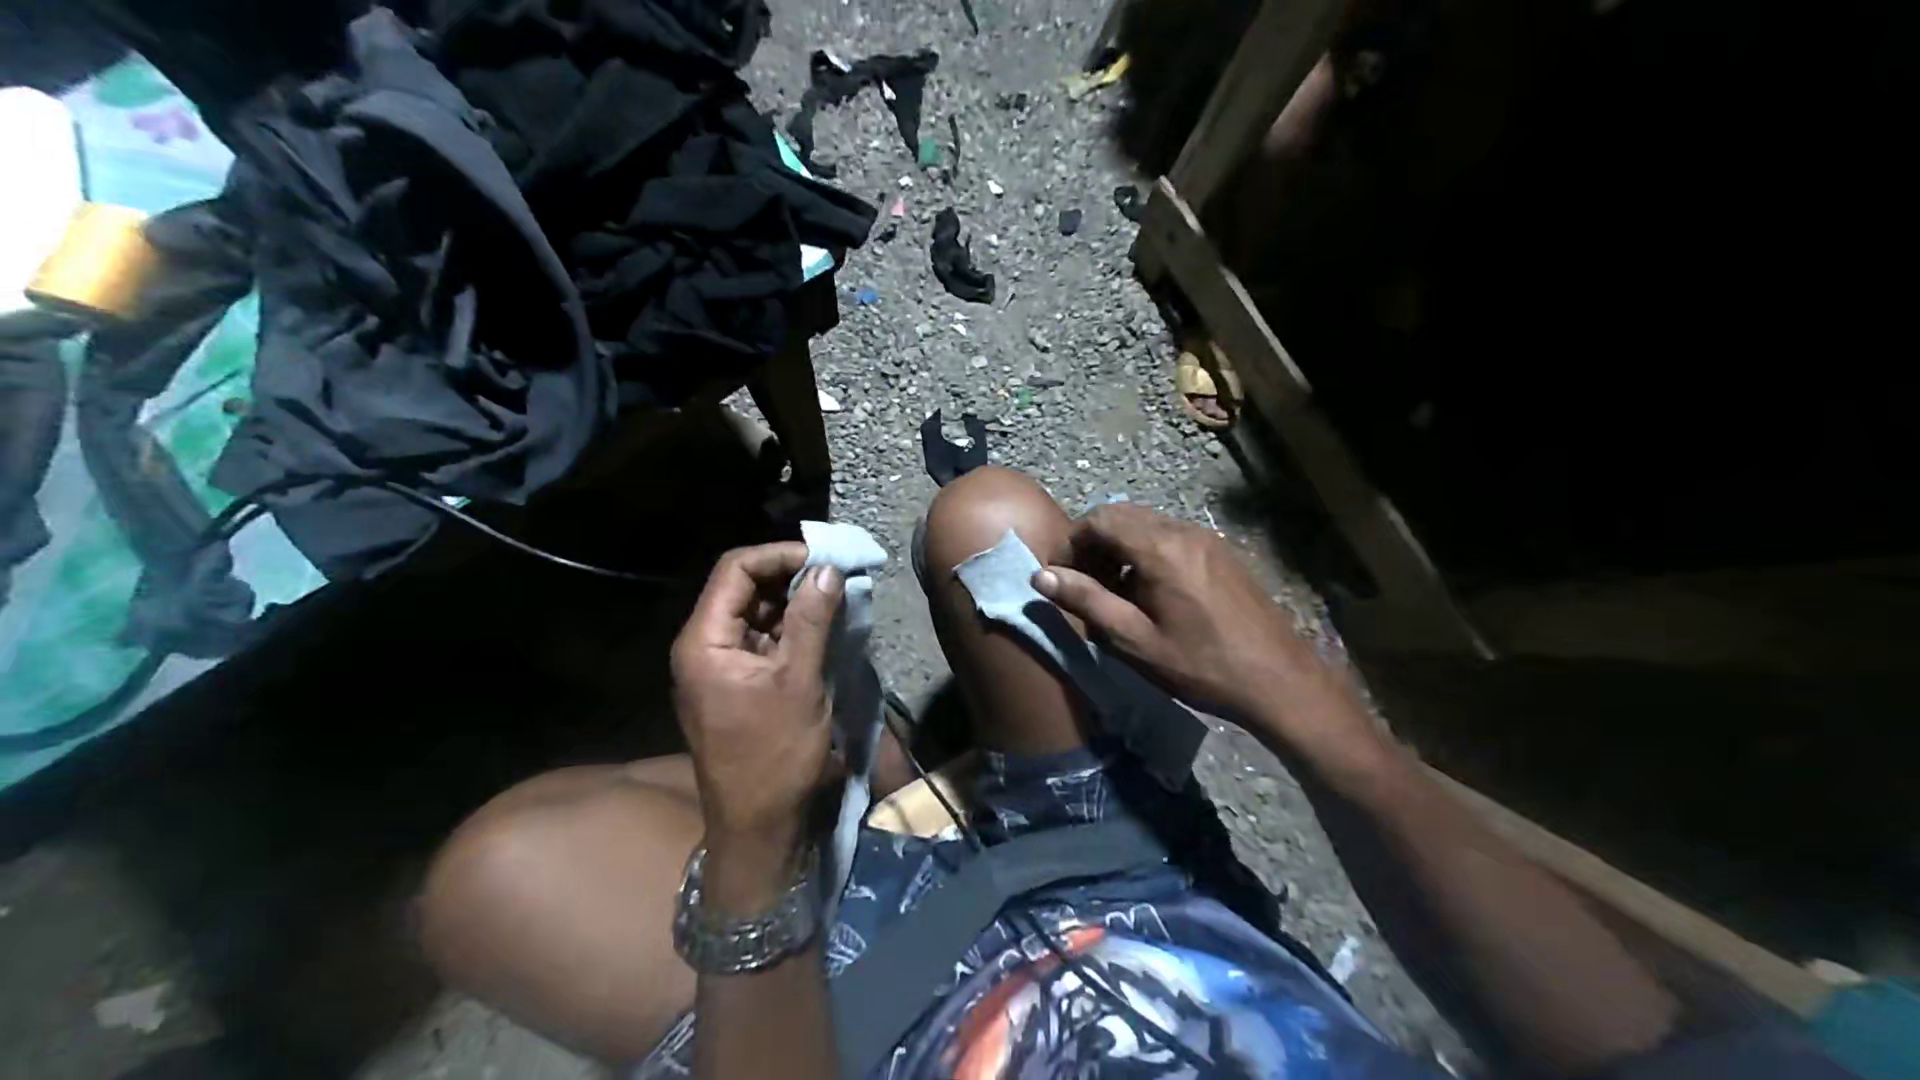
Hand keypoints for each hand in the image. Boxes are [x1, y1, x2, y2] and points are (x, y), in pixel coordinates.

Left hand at [670, 543, 842, 866]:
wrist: (760, 825)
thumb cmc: (774, 755)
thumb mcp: (798, 682)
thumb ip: (812, 620)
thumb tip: (829, 570)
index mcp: (704, 642)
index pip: (735, 570)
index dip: (779, 556)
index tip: (824, 559)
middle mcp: (705, 646)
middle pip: (744, 588)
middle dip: (792, 576)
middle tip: (838, 575)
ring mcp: (722, 665)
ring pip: (758, 613)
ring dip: (796, 602)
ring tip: (839, 596)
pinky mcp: (740, 682)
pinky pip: (765, 640)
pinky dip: (794, 629)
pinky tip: (826, 626)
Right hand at [1032, 504, 1365, 744]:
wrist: (1280, 681)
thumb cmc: (1200, 666)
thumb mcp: (1134, 640)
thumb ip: (1087, 601)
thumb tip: (1041, 576)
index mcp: (1161, 548)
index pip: (1100, 520)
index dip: (1072, 543)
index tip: (1062, 576)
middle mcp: (1184, 531)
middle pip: (1122, 516)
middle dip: (1094, 543)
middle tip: (1084, 585)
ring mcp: (1207, 539)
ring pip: (1146, 525)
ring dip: (1119, 548)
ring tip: (1114, 593)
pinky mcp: (1221, 553)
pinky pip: (1170, 537)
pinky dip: (1146, 552)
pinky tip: (1150, 593)